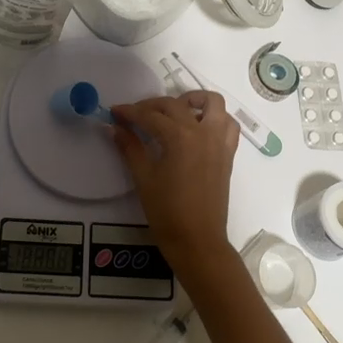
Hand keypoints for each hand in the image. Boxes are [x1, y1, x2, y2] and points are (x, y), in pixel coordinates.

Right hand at [110, 92, 239, 280]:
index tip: (114, 112)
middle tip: (134, 116)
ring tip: (174, 112)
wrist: (198, 241)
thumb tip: (114, 128)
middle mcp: (202, 132)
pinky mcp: (228, 153)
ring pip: (211, 103)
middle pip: (175, 104)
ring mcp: (219, 141)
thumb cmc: (167, 212)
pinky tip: (198, 127)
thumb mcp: (144, 178)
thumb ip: (130, 147)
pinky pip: (228, 124)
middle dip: (152, 106)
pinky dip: (214, 118)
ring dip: (192, 100)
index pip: (150, 116)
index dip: (129, 112)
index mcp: (180, 137)